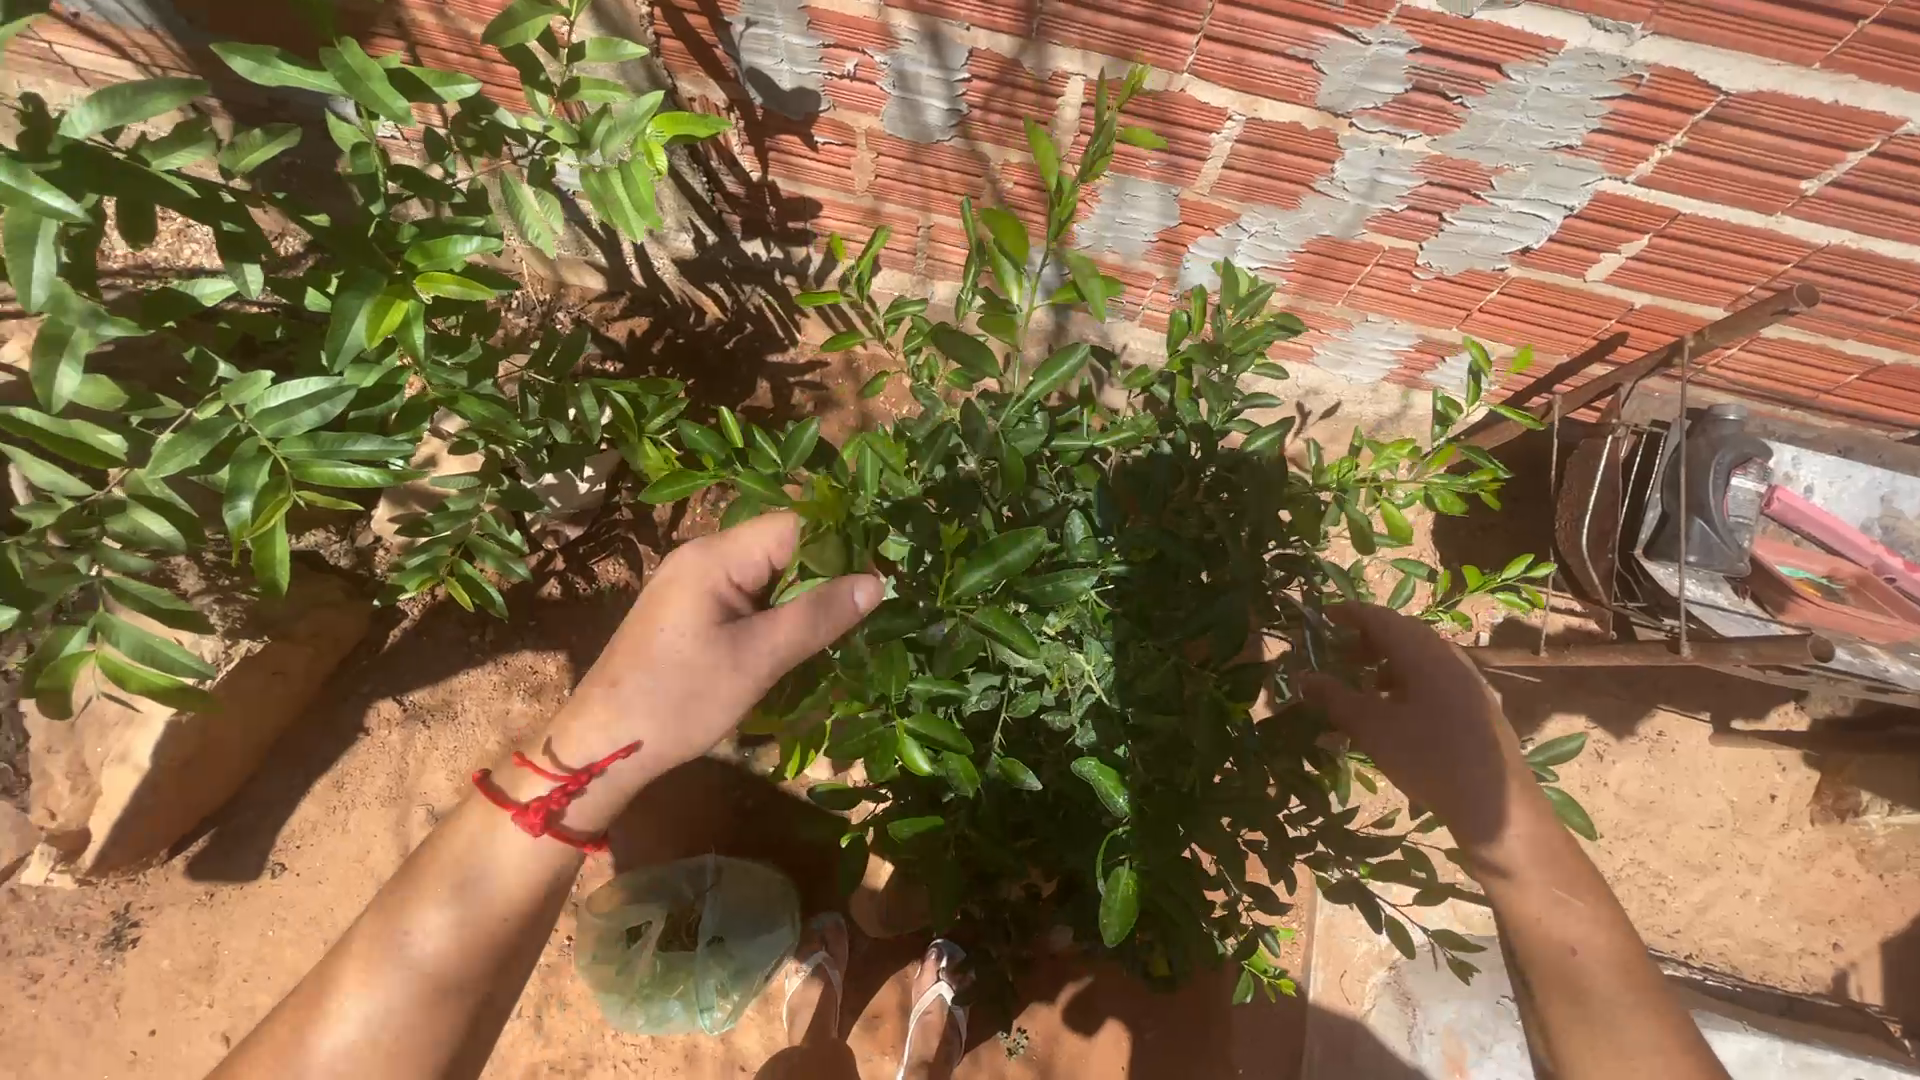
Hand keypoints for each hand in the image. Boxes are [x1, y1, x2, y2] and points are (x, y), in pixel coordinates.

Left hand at [544, 512, 881, 789]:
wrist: (602, 746)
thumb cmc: (678, 700)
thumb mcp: (757, 659)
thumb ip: (818, 617)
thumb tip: (878, 583)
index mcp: (715, 556)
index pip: (796, 526)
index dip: (842, 545)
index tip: (882, 575)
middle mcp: (704, 556)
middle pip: (784, 545)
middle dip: (828, 572)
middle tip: (871, 604)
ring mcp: (695, 582)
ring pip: (770, 572)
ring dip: (806, 594)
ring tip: (847, 621)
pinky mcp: (693, 609)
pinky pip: (750, 594)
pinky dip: (780, 610)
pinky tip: (803, 635)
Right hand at [1301, 603, 1540, 851]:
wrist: (1496, 806)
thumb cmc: (1427, 757)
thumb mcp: (1370, 727)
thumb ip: (1334, 697)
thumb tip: (1304, 677)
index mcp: (1423, 655)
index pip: (1381, 619)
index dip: (1350, 613)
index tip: (1325, 615)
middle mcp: (1449, 659)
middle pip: (1404, 633)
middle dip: (1368, 639)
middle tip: (1340, 654)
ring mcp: (1469, 682)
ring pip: (1422, 656)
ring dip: (1388, 662)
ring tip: (1365, 685)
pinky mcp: (1478, 706)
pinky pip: (1436, 677)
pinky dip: (1408, 680)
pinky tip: (1396, 710)